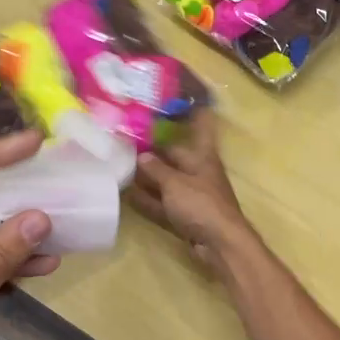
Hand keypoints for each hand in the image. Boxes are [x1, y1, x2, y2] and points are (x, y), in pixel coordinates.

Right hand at [125, 112, 255, 270]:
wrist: (219, 244)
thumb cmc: (201, 204)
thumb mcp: (174, 183)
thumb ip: (156, 169)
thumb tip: (142, 156)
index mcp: (202, 156)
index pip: (201, 124)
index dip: (193, 109)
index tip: (178, 96)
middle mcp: (197, 171)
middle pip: (174, 155)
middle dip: (153, 148)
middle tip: (126, 138)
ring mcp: (191, 195)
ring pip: (166, 181)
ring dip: (147, 176)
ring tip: (120, 164)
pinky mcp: (184, 216)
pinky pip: (163, 204)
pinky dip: (148, 200)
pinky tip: (129, 196)